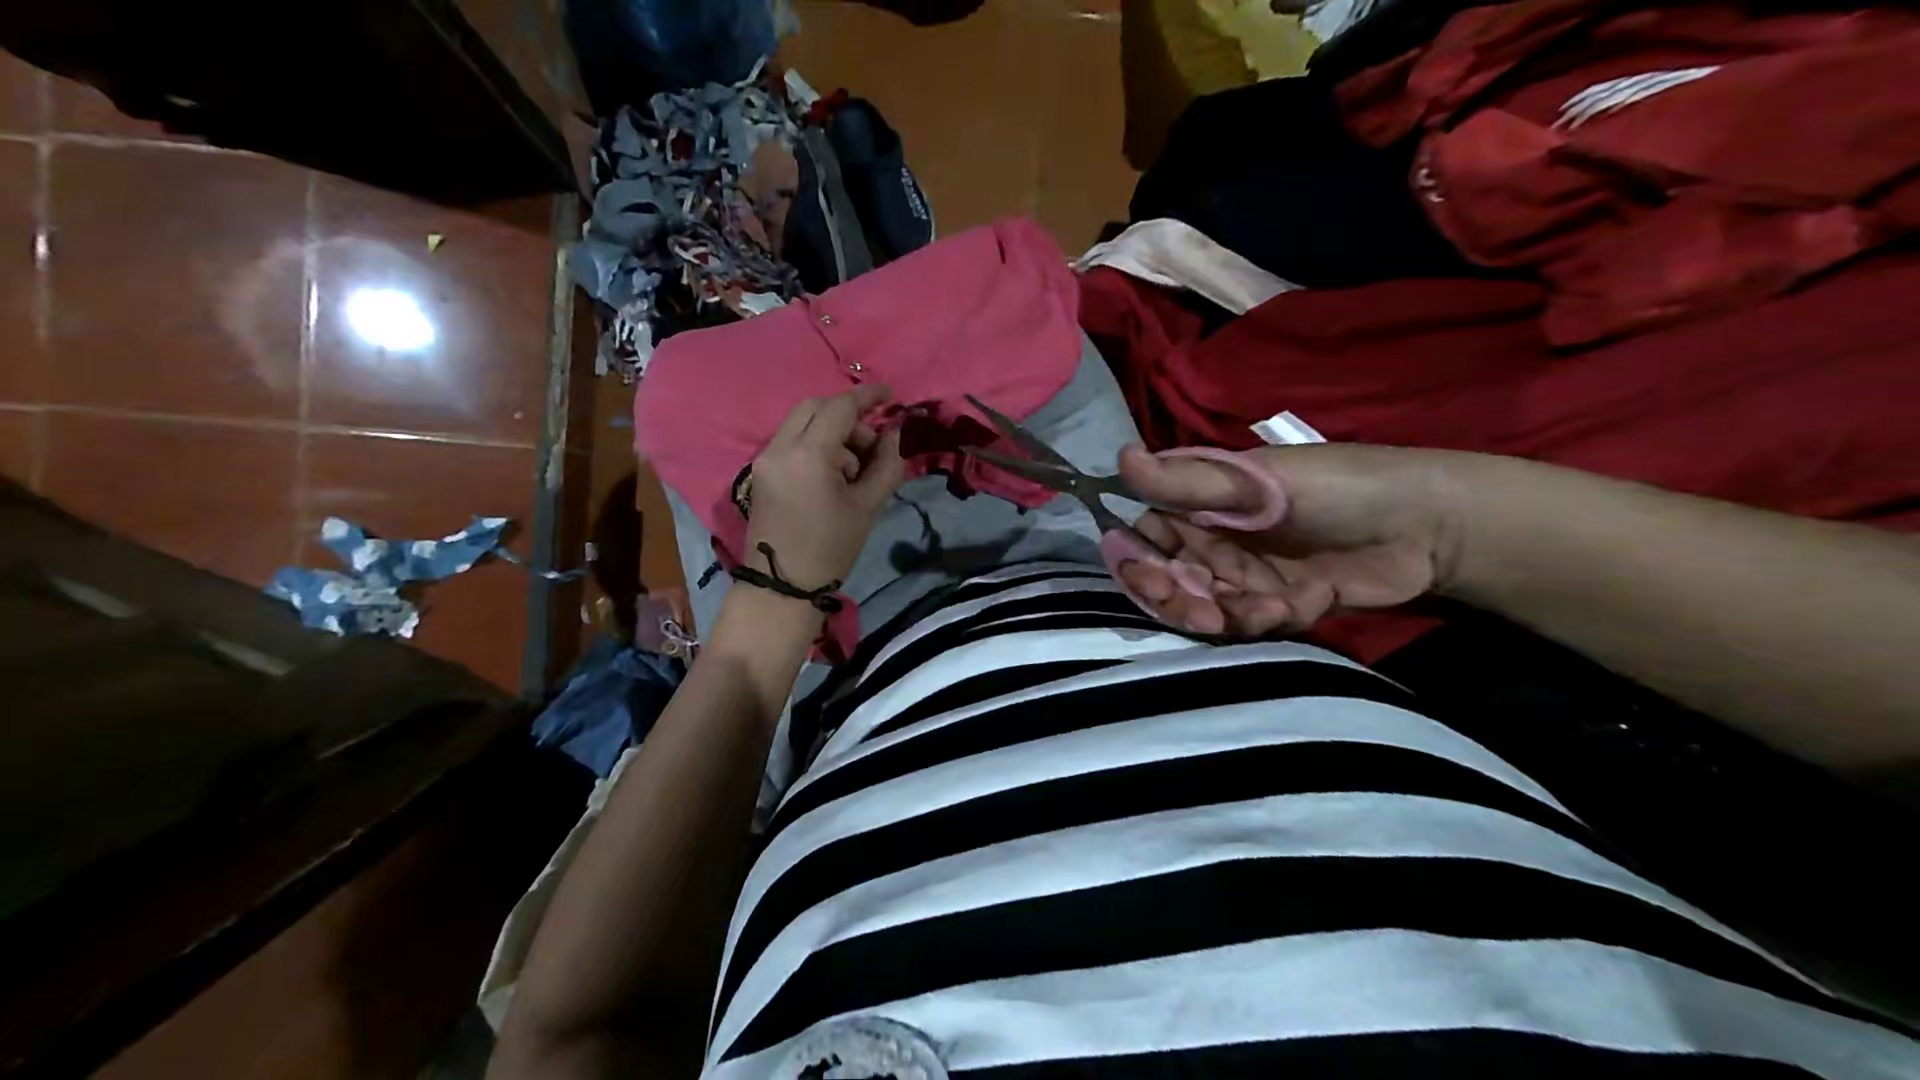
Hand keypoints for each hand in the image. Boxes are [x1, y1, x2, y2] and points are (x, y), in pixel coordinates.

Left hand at [744, 385, 908, 589]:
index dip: (868, 397)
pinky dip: (815, 445)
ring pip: (800, 423)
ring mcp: (765, 459)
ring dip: (831, 432)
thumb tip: (894, 434)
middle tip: (871, 443)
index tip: (891, 395)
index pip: (840, 407)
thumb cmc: (831, 548)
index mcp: (808, 455)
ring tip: (854, 469)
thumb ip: (886, 464)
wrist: (782, 585)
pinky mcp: (760, 472)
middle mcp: (780, 448)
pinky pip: (791, 442)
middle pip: (814, 407)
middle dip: (846, 415)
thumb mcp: (868, 506)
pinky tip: (833, 474)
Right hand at [1114, 442, 1473, 636]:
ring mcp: (1245, 577)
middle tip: (1198, 612)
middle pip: (1169, 580)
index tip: (1139, 570)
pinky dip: (1264, 620)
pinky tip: (1294, 606)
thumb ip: (1187, 481)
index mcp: (1203, 506)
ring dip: (1219, 616)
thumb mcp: (1258, 480)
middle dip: (1173, 599)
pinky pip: (1249, 623)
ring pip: (1203, 608)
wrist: (1426, 524)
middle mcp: (1215, 543)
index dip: (1136, 557)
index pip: (1149, 536)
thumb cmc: (1336, 486)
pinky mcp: (1277, 606)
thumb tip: (1120, 458)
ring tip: (1260, 610)